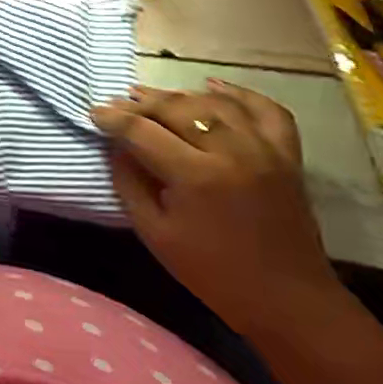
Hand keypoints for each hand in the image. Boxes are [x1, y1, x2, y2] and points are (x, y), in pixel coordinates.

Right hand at [92, 79, 344, 334]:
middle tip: (119, 101)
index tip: (94, 113)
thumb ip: (130, 183)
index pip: (144, 132)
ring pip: (217, 103)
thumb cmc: (210, 271)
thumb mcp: (154, 232)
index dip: (114, 119)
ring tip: (154, 95)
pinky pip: (266, 109)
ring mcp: (265, 149)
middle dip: (143, 102)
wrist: (284, 296)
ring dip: (181, 95)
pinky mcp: (287, 154)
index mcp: (196, 176)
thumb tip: (116, 147)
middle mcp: (232, 152)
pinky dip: (239, 93)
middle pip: (179, 108)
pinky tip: (213, 87)